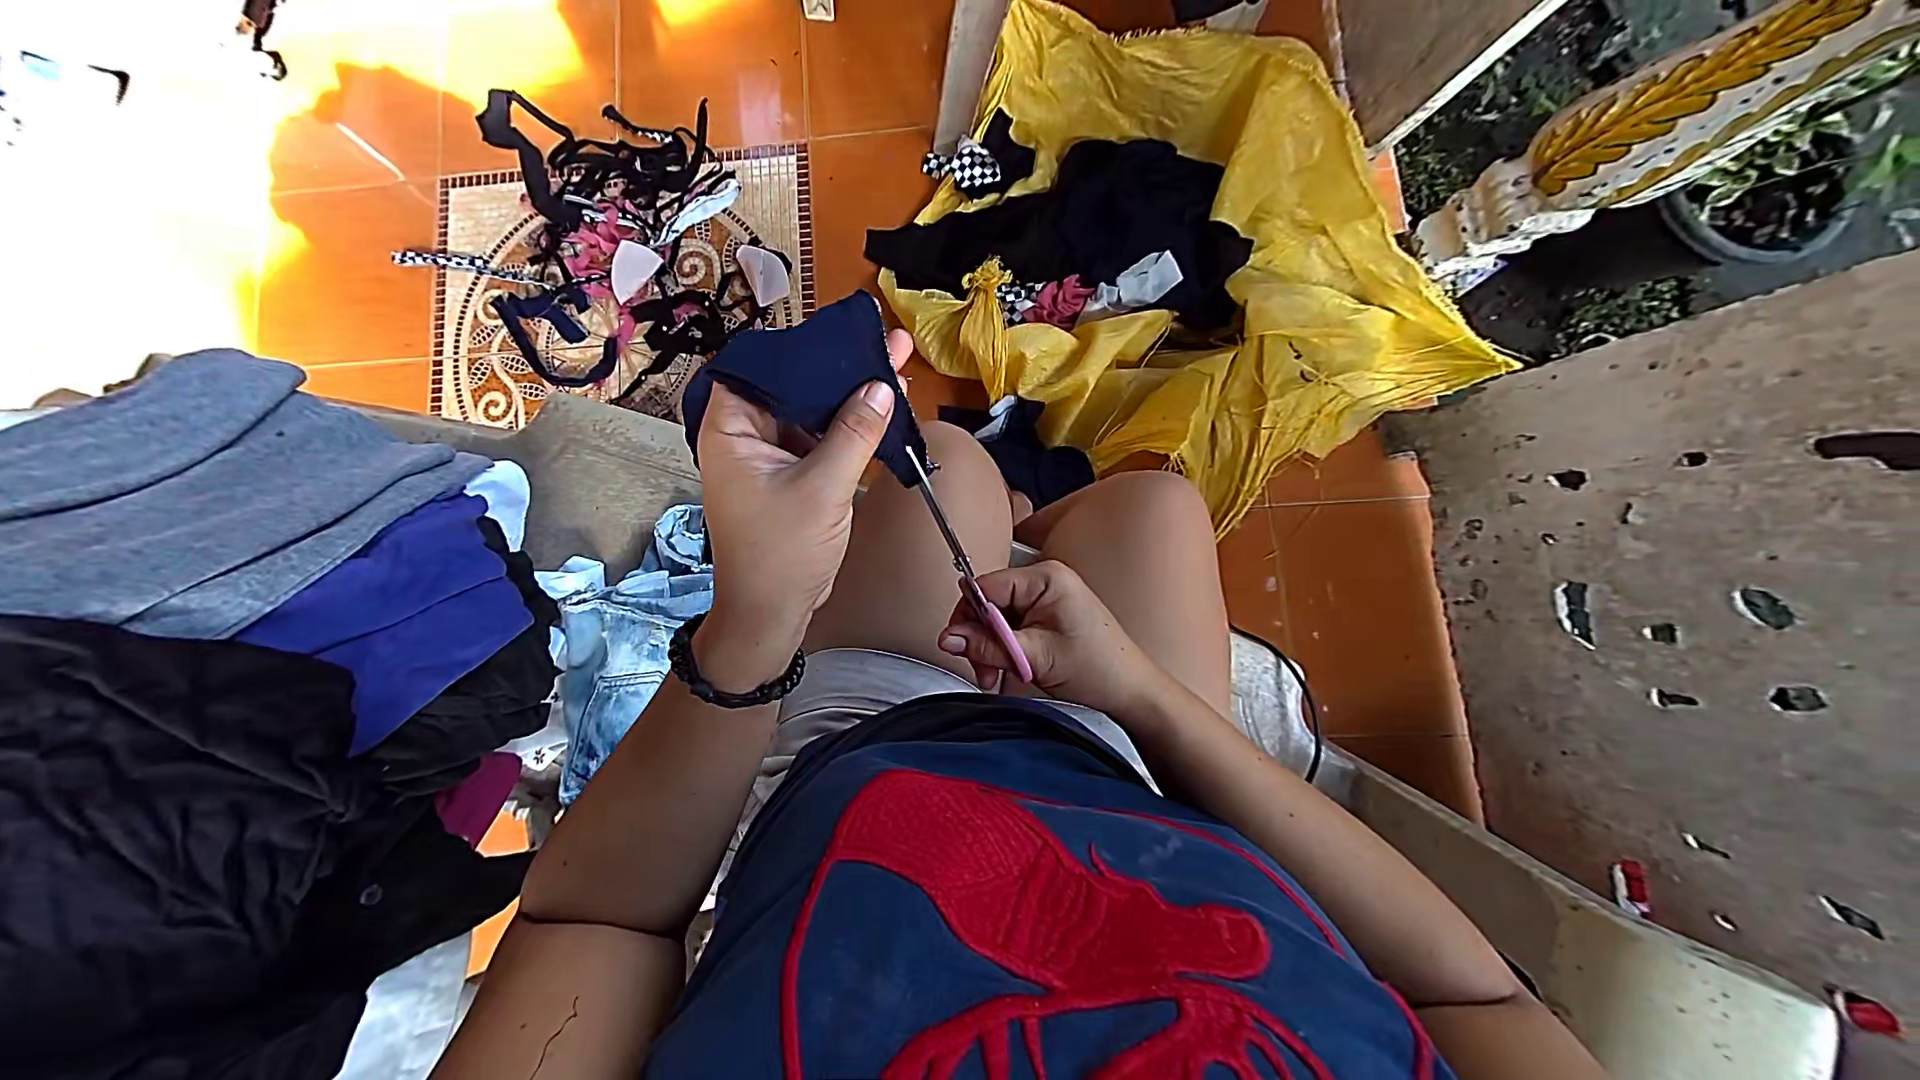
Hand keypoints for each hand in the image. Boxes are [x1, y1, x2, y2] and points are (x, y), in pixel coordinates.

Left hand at [694, 329, 912, 687]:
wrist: (774, 613)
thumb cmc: (781, 555)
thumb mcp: (822, 489)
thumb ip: (854, 434)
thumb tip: (882, 385)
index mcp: (730, 429)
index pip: (762, 366)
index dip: (804, 347)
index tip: (847, 333)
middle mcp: (745, 436)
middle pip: (792, 386)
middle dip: (838, 370)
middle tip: (883, 345)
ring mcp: (770, 457)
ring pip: (811, 413)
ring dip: (848, 399)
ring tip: (893, 369)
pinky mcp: (792, 475)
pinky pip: (820, 439)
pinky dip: (848, 428)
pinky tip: (882, 411)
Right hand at [938, 560, 1170, 717]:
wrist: (1131, 690)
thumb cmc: (1101, 668)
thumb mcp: (1036, 658)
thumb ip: (988, 646)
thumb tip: (950, 638)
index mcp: (1046, 578)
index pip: (985, 586)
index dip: (968, 618)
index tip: (961, 646)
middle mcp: (1045, 581)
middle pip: (987, 603)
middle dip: (979, 640)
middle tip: (984, 670)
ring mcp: (1046, 598)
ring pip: (996, 619)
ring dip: (990, 650)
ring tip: (998, 676)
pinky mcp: (1046, 615)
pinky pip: (1010, 627)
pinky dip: (1004, 651)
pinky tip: (1011, 672)